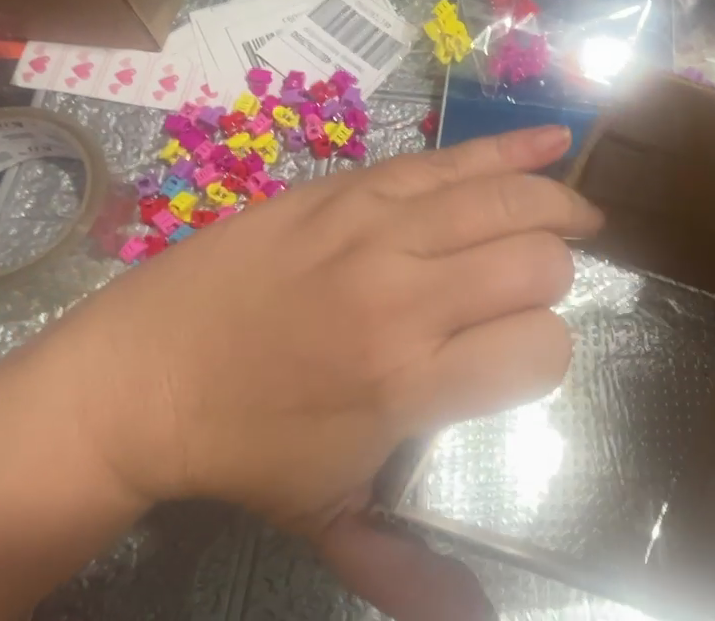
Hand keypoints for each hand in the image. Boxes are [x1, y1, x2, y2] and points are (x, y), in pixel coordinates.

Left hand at [28, 126, 599, 614]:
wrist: (135, 375)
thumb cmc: (240, 449)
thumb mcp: (326, 515)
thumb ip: (407, 567)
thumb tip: (477, 616)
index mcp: (407, 380)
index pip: (541, 347)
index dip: (548, 353)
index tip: (523, 359)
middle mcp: (405, 295)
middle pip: (538, 264)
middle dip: (556, 279)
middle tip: (537, 293)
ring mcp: (378, 229)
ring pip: (508, 198)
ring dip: (558, 206)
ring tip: (578, 218)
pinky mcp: (354, 187)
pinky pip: (452, 158)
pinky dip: (516, 147)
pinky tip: (559, 142)